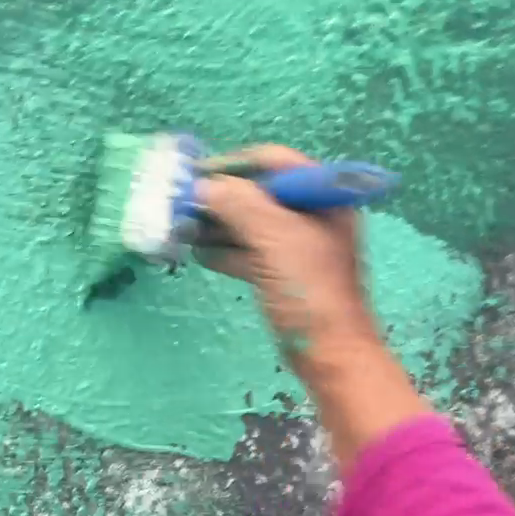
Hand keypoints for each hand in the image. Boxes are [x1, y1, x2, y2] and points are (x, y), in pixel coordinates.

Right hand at [196, 145, 379, 353]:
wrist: (331, 353)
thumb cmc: (309, 291)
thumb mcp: (275, 239)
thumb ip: (240, 205)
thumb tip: (204, 187)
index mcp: (322, 196)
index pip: (273, 162)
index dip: (233, 165)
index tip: (196, 175)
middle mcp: (312, 215)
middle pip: (260, 194)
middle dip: (221, 198)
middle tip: (183, 204)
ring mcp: (299, 248)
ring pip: (252, 225)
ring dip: (218, 225)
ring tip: (183, 229)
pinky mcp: (285, 276)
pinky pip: (251, 254)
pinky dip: (226, 251)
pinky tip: (199, 254)